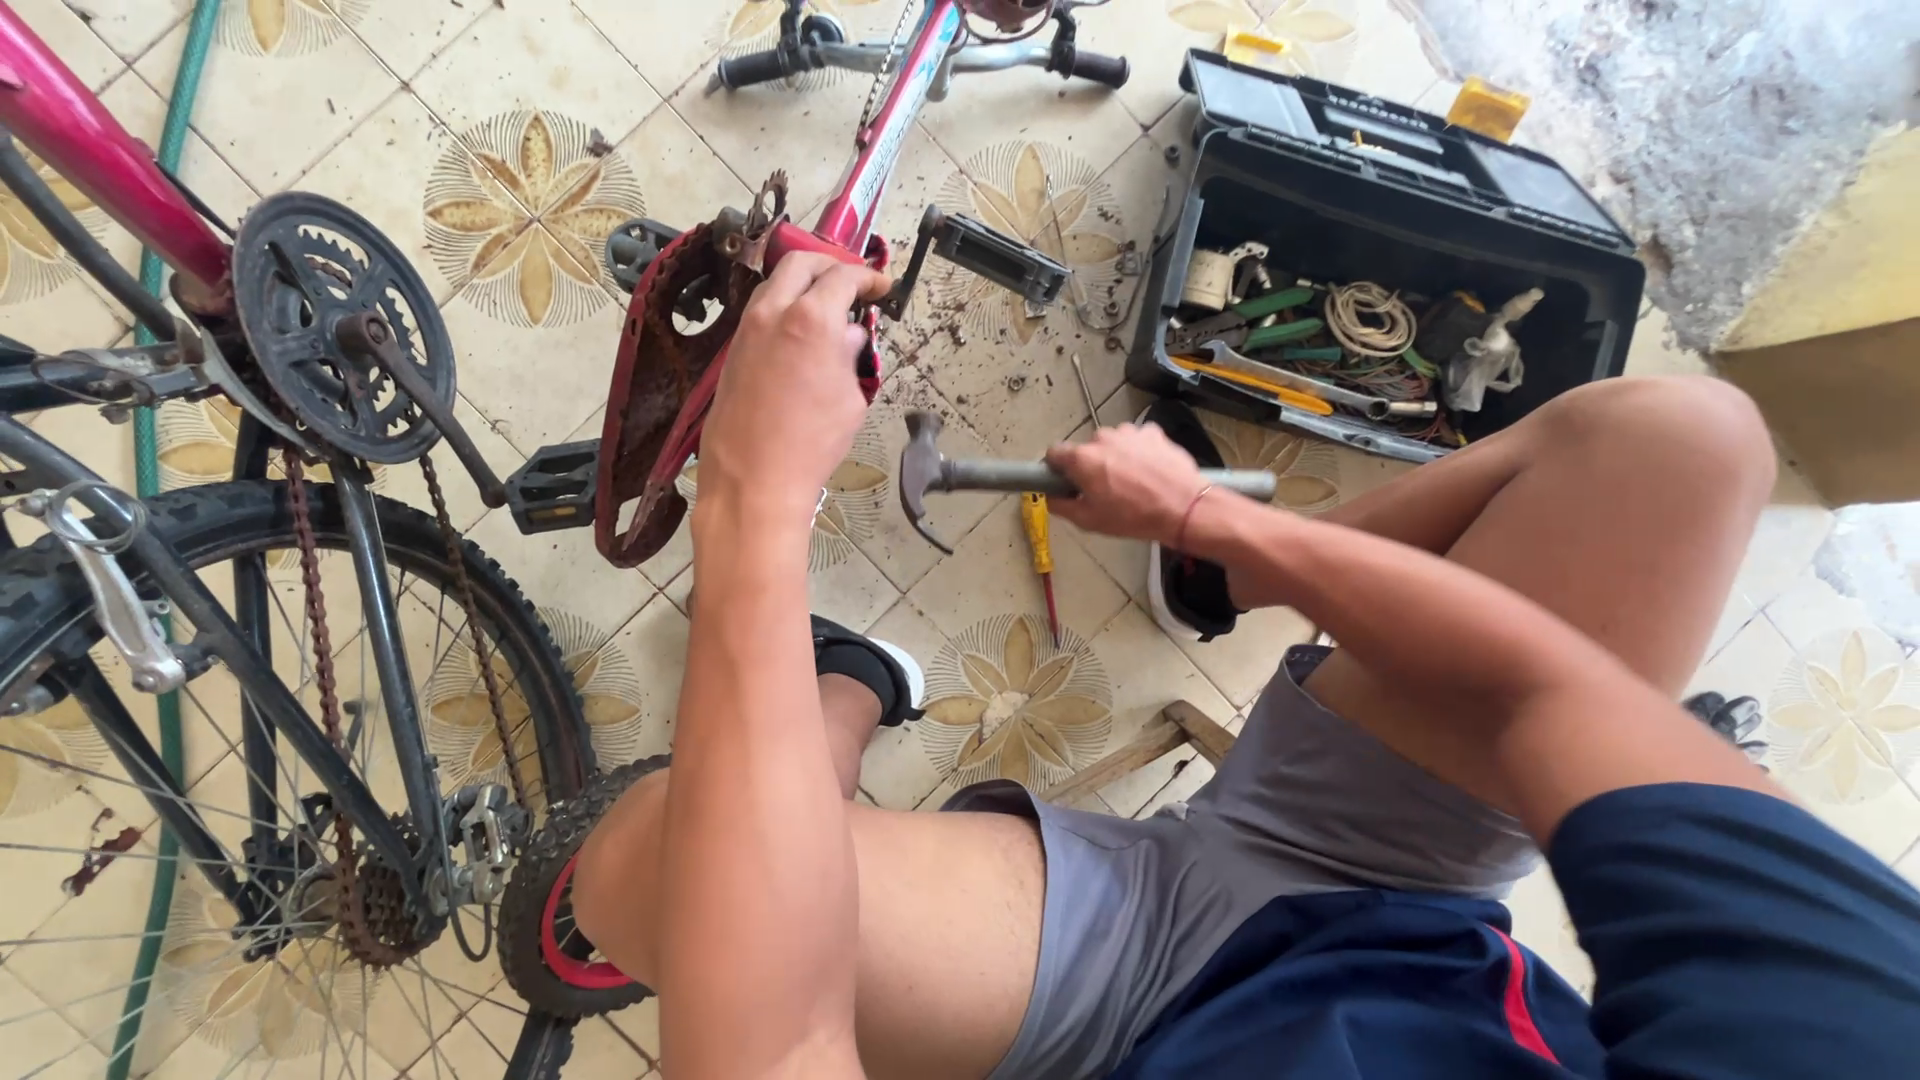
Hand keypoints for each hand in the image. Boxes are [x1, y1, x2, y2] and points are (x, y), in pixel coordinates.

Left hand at [697, 252, 892, 528]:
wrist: (754, 477)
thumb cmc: (813, 442)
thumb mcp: (850, 399)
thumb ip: (849, 357)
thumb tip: (848, 337)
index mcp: (811, 318)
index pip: (843, 277)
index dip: (868, 276)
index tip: (882, 286)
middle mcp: (773, 312)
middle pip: (800, 263)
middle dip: (830, 263)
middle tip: (852, 282)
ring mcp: (746, 329)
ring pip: (774, 284)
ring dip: (802, 284)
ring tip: (826, 306)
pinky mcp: (732, 351)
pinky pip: (760, 313)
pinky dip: (783, 308)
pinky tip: (799, 334)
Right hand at [1045, 422, 1210, 546]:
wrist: (1184, 507)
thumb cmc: (1133, 517)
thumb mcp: (1089, 521)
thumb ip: (1060, 505)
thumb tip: (1050, 495)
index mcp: (1082, 458)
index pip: (1054, 453)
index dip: (1057, 468)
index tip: (1067, 481)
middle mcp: (1102, 438)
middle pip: (1086, 449)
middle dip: (1091, 465)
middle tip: (1105, 489)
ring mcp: (1129, 432)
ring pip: (1112, 443)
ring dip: (1115, 457)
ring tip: (1132, 481)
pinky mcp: (1152, 432)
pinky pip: (1136, 440)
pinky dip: (1138, 452)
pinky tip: (1149, 471)